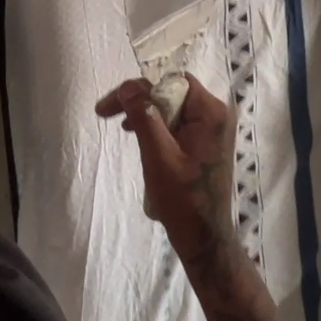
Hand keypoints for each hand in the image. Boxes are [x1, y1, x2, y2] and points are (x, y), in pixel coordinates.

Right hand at [95, 74, 234, 259]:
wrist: (205, 239)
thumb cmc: (182, 200)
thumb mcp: (158, 157)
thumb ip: (144, 117)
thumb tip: (128, 86)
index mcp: (210, 112)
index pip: (170, 82)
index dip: (138, 88)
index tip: (111, 106)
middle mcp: (215, 113)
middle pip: (170, 91)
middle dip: (138, 99)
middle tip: (105, 111)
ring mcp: (212, 127)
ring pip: (171, 105)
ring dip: (144, 111)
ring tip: (119, 123)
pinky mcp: (205, 140)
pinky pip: (177, 120)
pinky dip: (156, 123)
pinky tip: (138, 132)